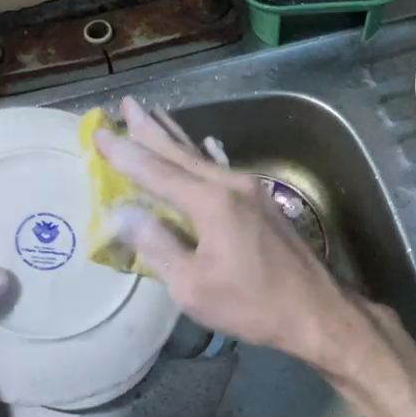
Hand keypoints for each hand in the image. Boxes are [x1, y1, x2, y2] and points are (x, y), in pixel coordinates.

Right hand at [93, 97, 366, 368]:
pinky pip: (224, 169)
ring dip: (176, 138)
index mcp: (210, 203)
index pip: (156, 172)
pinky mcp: (263, 204)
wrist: (316, 312)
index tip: (99, 131)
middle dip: (150, 130)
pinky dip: (207, 155)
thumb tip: (121, 214)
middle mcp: (231, 186)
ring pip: (203, 158)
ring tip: (156, 114)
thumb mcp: (192, 286)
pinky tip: (208, 143)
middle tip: (125, 104)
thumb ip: (156, 245)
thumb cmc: (251, 305)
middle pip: (181, 153)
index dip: (124, 153)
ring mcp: (251, 191)